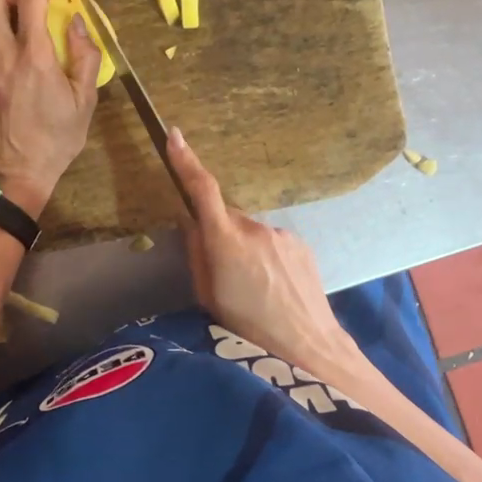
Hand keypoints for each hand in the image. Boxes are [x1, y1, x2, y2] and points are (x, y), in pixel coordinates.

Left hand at [0, 0, 100, 215]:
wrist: (19, 172)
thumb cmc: (59, 137)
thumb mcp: (85, 99)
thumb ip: (85, 55)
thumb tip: (76, 23)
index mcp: (34, 56)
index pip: (30, 1)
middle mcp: (2, 56)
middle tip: (26, 4)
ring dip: (7, 34)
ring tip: (27, 56)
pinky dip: (0, 63)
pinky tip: (13, 84)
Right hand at [169, 128, 363, 377]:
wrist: (307, 346)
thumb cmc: (246, 328)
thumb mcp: (207, 296)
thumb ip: (197, 255)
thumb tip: (192, 224)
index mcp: (225, 242)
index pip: (202, 191)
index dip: (186, 162)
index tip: (174, 136)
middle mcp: (255, 229)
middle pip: (226, 219)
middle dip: (220, 236)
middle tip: (224, 275)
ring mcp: (281, 235)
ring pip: (251, 233)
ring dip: (246, 250)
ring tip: (255, 289)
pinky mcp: (300, 244)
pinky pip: (272, 242)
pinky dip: (267, 257)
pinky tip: (275, 288)